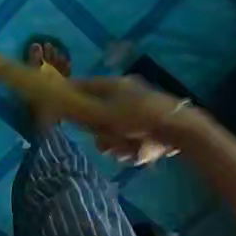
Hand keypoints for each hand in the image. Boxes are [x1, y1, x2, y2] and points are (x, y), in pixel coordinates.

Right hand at [71, 76, 200, 165]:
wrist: (180, 130)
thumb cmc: (139, 118)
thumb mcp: (103, 115)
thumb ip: (78, 111)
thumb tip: (54, 102)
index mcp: (112, 84)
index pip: (80, 86)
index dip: (69, 99)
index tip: (61, 116)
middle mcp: (124, 93)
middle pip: (96, 115)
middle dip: (100, 133)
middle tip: (106, 141)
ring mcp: (138, 110)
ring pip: (113, 131)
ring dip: (116, 144)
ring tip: (126, 148)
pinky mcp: (150, 126)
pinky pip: (130, 140)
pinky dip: (132, 148)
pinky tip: (140, 151)